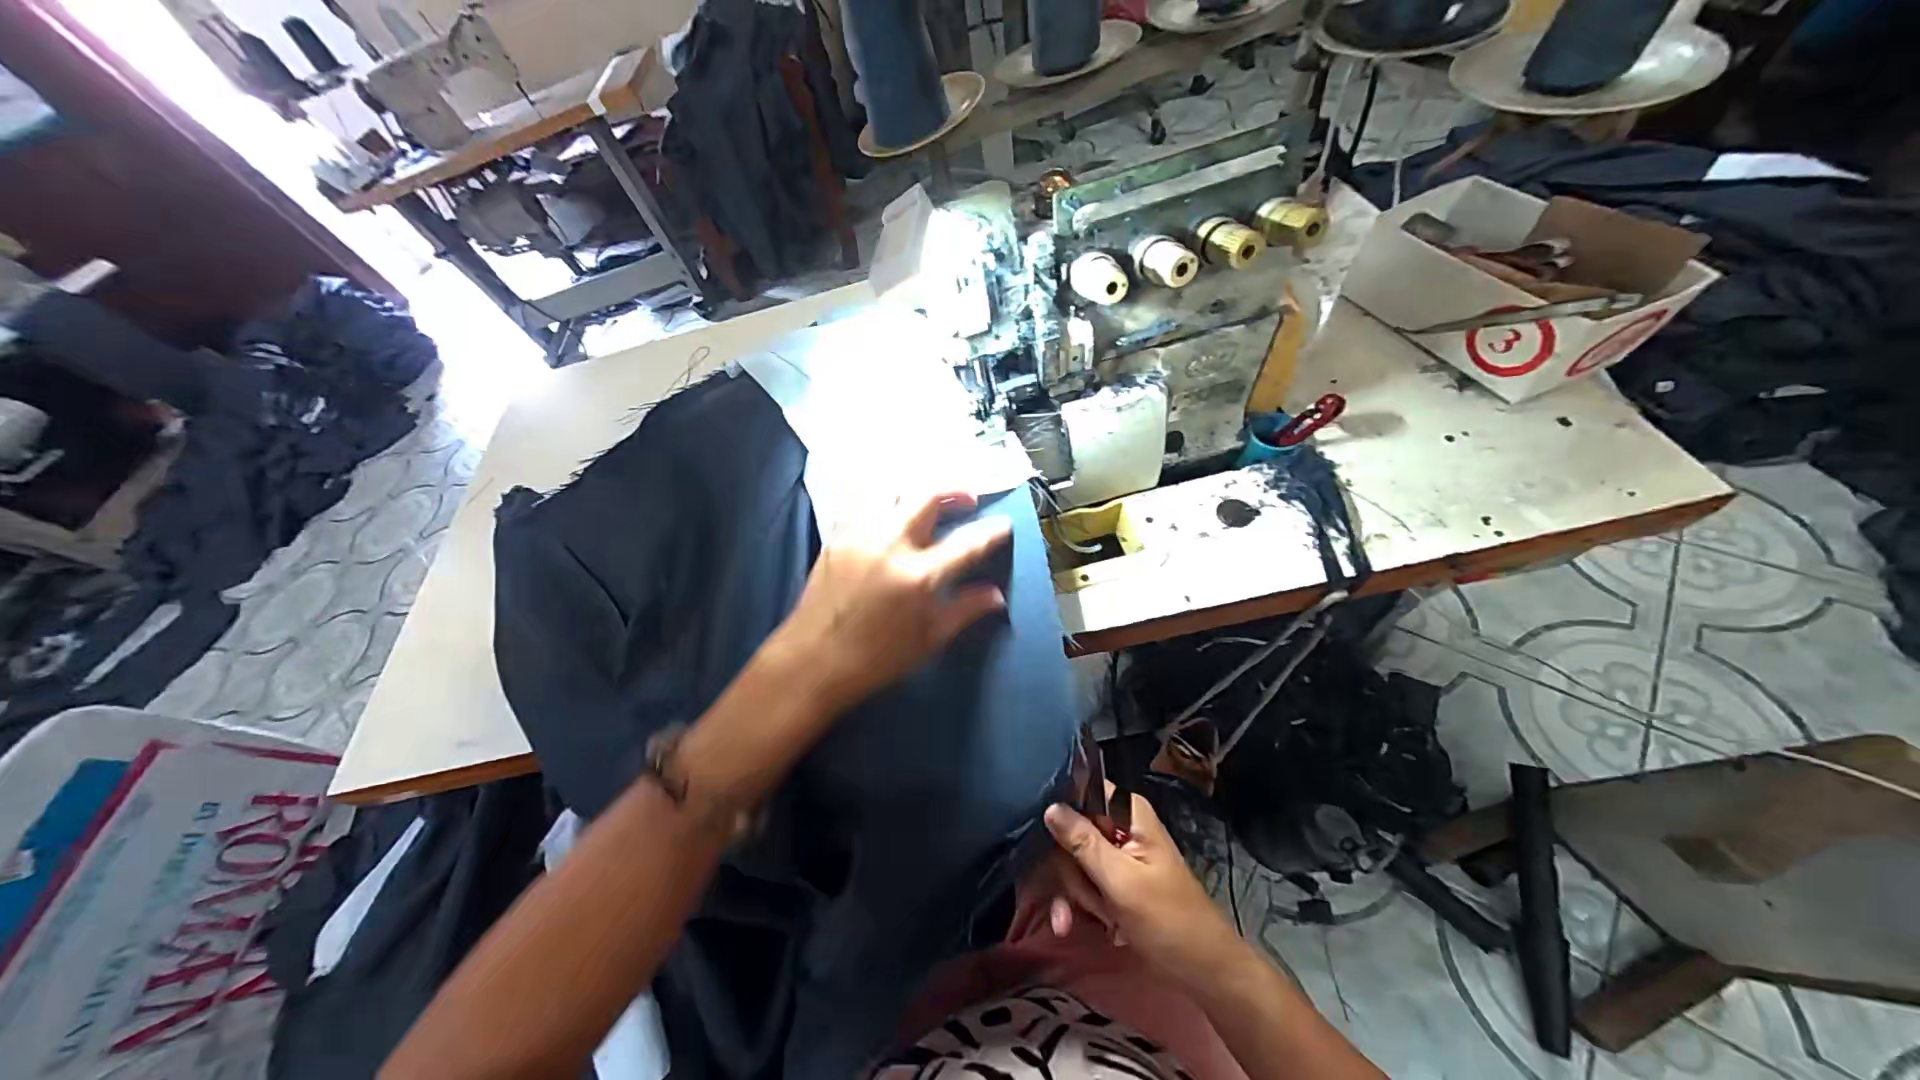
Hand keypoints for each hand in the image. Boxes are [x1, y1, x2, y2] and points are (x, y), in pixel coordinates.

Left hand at [775, 489, 1010, 711]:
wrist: (812, 661)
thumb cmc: (876, 659)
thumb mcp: (929, 640)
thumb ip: (965, 610)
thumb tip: (996, 594)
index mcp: (918, 576)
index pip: (966, 543)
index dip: (991, 532)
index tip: (1005, 524)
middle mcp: (890, 544)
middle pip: (928, 495)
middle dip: (956, 489)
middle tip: (969, 499)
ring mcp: (859, 534)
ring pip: (892, 488)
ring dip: (918, 487)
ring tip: (929, 498)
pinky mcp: (837, 535)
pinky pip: (864, 499)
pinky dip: (885, 495)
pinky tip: (892, 506)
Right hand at [1044, 792, 1247, 991]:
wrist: (1202, 971)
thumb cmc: (1168, 920)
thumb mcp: (1122, 881)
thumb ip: (1084, 843)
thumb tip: (1050, 806)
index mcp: (1129, 813)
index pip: (1082, 792)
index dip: (1061, 814)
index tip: (1047, 840)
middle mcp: (1120, 827)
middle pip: (1071, 832)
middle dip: (1070, 870)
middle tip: (1086, 898)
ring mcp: (1115, 856)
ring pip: (1071, 861)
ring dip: (1074, 895)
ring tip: (1099, 920)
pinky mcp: (1110, 882)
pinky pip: (1080, 883)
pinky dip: (1075, 906)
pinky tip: (1069, 926)